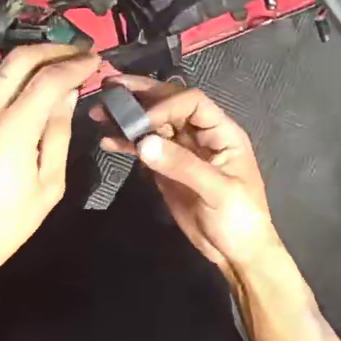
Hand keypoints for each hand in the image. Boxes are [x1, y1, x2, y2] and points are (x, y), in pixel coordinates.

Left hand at [0, 44, 99, 306]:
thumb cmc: (5, 226)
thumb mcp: (48, 185)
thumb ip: (59, 133)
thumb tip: (68, 95)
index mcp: (9, 133)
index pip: (48, 80)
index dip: (76, 64)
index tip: (95, 60)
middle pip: (20, 59)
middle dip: (55, 49)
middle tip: (79, 52)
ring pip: (0, 70)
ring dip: (33, 62)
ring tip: (60, 68)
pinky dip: (12, 81)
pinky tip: (29, 91)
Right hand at [94, 76, 282, 278]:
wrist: (237, 253)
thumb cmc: (240, 218)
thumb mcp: (218, 191)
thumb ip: (182, 165)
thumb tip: (144, 142)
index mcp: (221, 132)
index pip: (191, 102)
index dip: (165, 104)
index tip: (141, 119)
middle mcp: (200, 135)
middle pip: (169, 105)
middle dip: (141, 95)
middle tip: (110, 86)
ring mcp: (182, 151)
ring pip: (153, 125)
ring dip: (128, 118)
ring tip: (100, 111)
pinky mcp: (167, 170)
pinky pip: (146, 149)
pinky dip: (127, 143)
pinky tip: (107, 140)